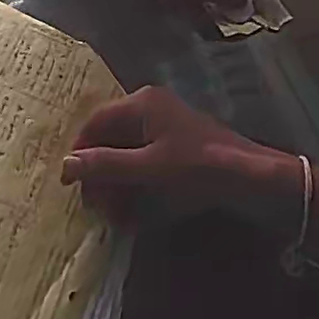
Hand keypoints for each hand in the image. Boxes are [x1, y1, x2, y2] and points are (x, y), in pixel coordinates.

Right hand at [60, 86, 297, 229]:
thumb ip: (106, 165)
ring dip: (117, 184)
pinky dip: (137, 184)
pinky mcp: (177, 145)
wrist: (251, 178)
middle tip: (95, 205)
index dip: (80, 152)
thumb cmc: (197, 168)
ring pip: (127, 153)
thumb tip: (66, 164)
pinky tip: (134, 211)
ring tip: (115, 214)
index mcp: (141, 103)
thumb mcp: (148, 169)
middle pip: (111, 138)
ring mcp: (165, 126)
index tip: (69, 183)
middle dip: (101, 174)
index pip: (96, 123)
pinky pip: (145, 162)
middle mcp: (150, 108)